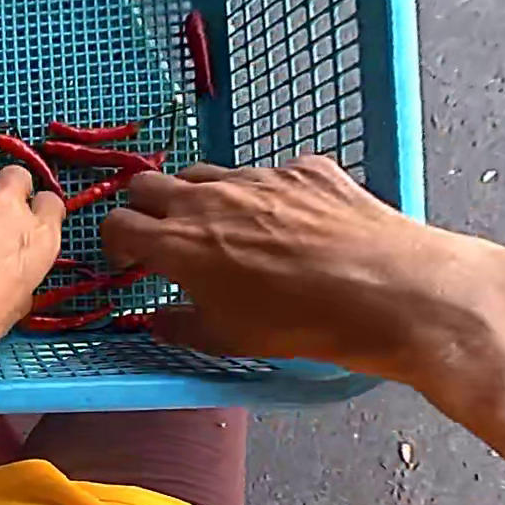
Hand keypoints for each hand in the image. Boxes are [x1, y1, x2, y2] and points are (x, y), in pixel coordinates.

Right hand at [100, 156, 504, 417]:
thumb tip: (156, 319)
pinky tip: (290, 223)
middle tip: (166, 237)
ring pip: (203, 173)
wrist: (388, 291)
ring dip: (197, 198)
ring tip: (225, 228)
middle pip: (147, 183)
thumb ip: (180, 325)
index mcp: (179, 241)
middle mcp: (208, 197)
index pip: (117, 223)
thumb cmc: (297, 324)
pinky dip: (261, 196)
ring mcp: (256, 175)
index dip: (116, 242)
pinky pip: (265, 174)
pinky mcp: (302, 167)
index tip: (131, 261)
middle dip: (145, 209)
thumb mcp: (228, 338)